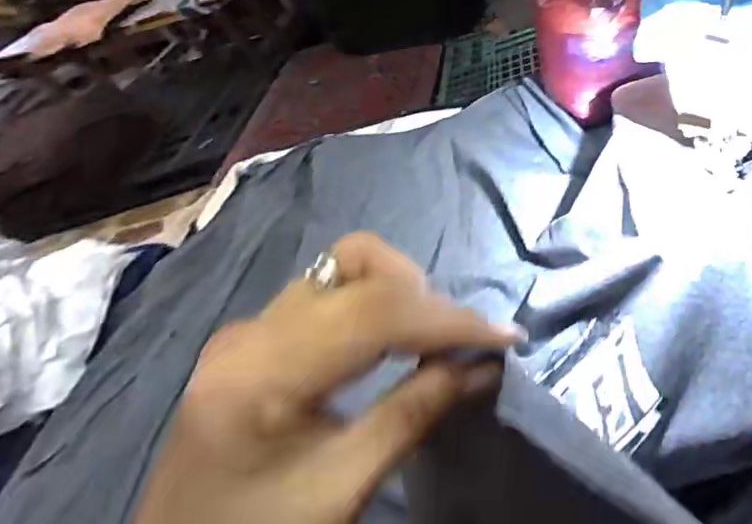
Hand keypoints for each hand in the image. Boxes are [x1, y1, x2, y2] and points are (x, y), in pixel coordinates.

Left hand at [132, 232, 522, 523]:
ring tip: (427, 337)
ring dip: (400, 288)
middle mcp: (250, 333)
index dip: (449, 319)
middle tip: (458, 343)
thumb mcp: (344, 487)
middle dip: (424, 295)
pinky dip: (375, 300)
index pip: (377, 311)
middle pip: (359, 264)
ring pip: (346, 265)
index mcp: (261, 374)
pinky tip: (390, 341)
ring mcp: (246, 331)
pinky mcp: (252, 339)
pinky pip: (330, 288)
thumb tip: (487, 364)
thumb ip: (418, 411)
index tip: (505, 338)